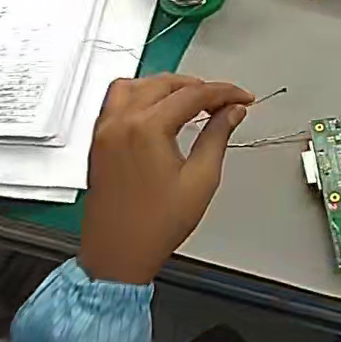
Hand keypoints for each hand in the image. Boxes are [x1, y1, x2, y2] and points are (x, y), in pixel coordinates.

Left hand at [78, 74, 254, 284]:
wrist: (117, 256)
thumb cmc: (155, 226)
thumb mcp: (201, 179)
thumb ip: (218, 136)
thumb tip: (232, 112)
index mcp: (147, 129)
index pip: (193, 94)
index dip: (224, 92)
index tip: (242, 98)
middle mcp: (121, 123)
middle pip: (166, 84)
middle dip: (200, 87)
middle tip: (224, 102)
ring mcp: (105, 130)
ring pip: (138, 85)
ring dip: (168, 86)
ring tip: (193, 99)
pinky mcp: (98, 140)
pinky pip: (116, 99)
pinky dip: (141, 94)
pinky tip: (159, 107)